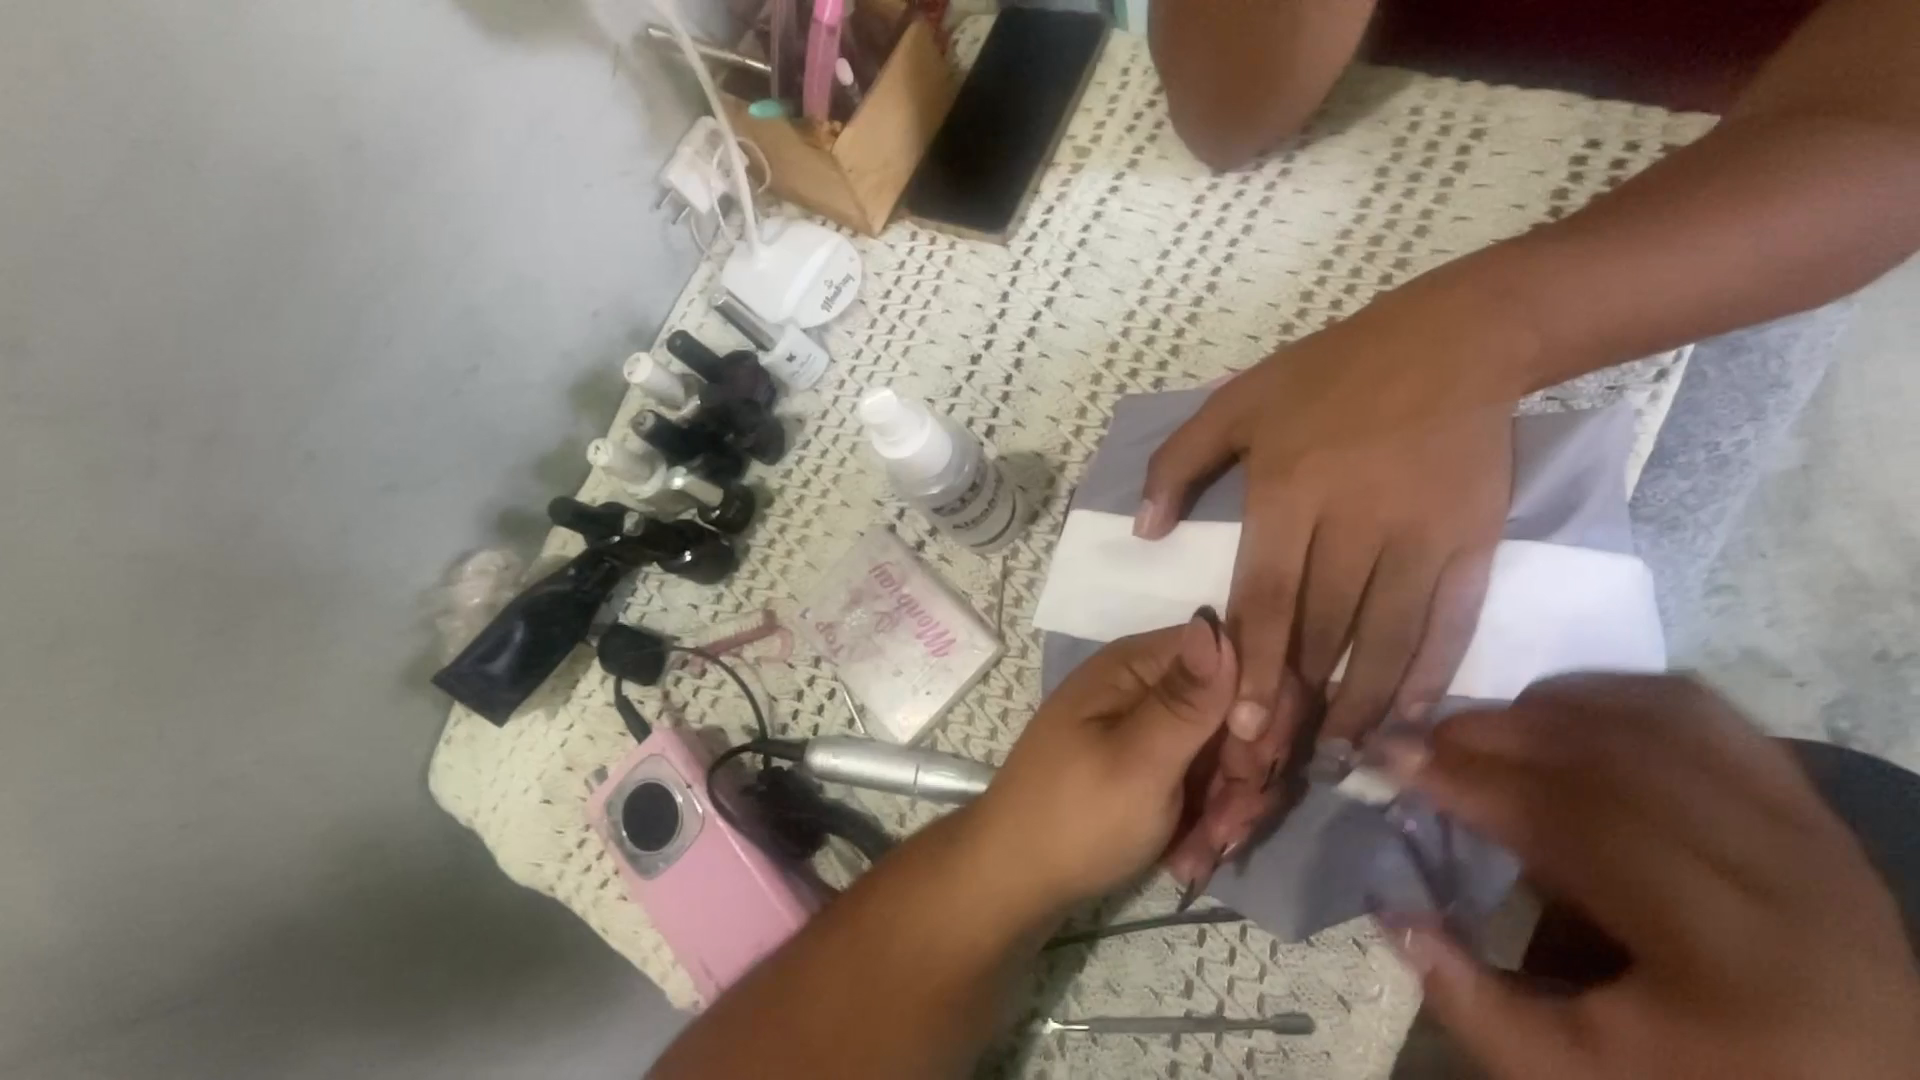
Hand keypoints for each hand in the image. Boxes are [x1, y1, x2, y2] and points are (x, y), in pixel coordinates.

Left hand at [966, 612, 1239, 916]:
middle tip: (1229, 822)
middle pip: (1239, 708)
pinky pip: (1207, 782)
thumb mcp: (1137, 762)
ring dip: (1229, 805)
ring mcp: (1149, 728)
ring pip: (1231, 753)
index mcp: (1137, 666)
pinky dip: (1208, 819)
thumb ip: (1187, 701)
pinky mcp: (1153, 767)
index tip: (1257, 760)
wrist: (1018, 882)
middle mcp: (1146, 686)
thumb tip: (1211, 620)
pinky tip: (1191, 854)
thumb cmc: (1075, 819)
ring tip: (1204, 847)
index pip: (1233, 652)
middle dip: (1246, 769)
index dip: (1260, 703)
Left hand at [1140, 282, 1521, 887]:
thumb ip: (1179, 465)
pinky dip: (1431, 673)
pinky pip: (1450, 621)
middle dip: (1302, 700)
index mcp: (1287, 494)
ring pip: (1387, 639)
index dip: (1253, 666)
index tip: (1243, 728)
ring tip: (1341, 751)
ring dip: (1363, 703)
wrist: (1452, 341)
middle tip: (1283, 760)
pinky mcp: (1472, 543)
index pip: (1266, 598)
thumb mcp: (1235, 403)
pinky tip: (1411, 713)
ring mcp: (1419, 538)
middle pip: (1323, 632)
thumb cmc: (1328, 374)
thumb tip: (1144, 531)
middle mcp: (1352, 525)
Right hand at [1379, 674, 1919, 1079]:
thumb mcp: (1565, 1073)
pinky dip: (1612, 697)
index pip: (1582, 825)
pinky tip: (1558, 714)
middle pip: (1616, 757)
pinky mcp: (1806, 801)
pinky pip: (1699, 713)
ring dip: (1550, 707)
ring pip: (1658, 716)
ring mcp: (1808, 824)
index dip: (1476, 782)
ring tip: (1483, 728)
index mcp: (1736, 956)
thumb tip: (1384, 897)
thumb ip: (1464, 993)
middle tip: (1418, 736)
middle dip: (1496, 733)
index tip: (1391, 760)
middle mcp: (1788, 872)